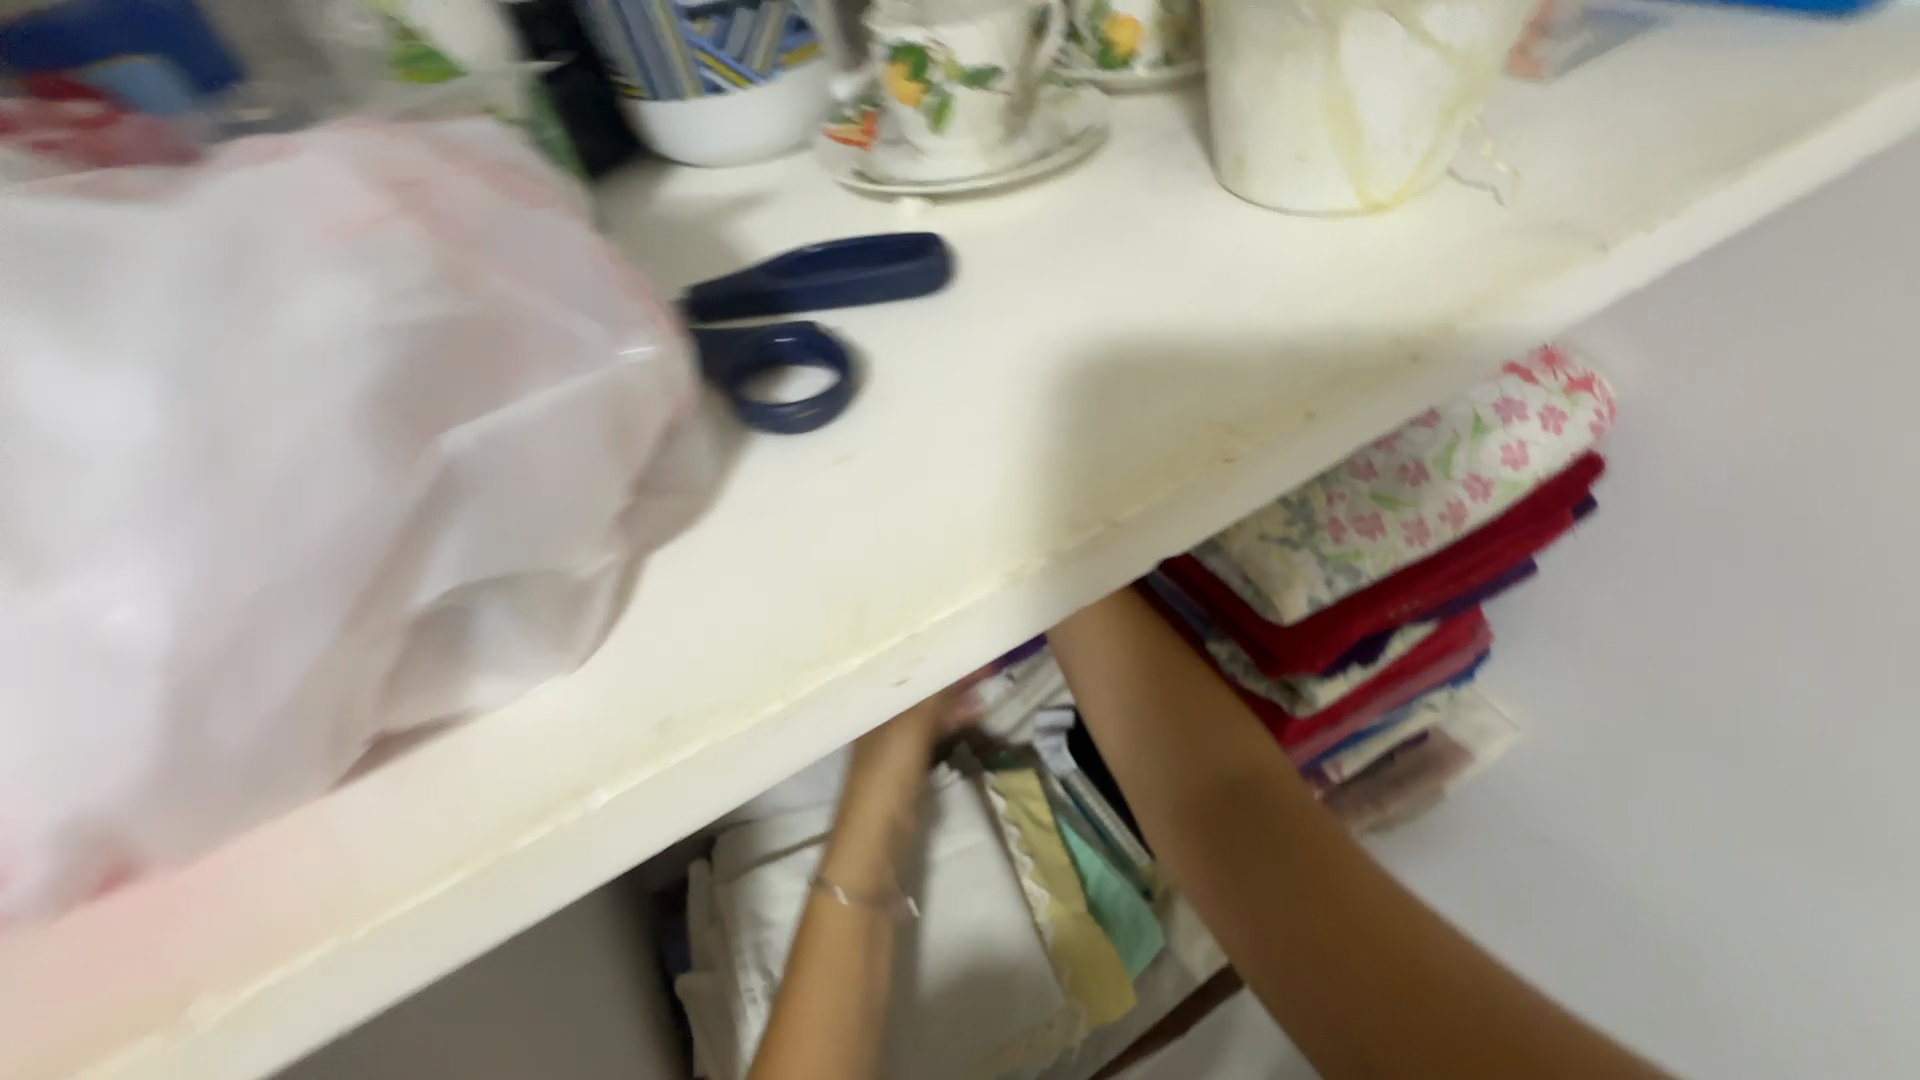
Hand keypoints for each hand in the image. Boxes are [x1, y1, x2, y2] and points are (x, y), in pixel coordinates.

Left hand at [824, 672, 989, 890]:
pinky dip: (952, 718)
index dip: (935, 653)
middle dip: (948, 671)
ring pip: (927, 706)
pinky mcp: (906, 764)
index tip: (966, 640)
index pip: (905, 667)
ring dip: (954, 694)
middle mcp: (879, 717)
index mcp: (872, 704)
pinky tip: (973, 713)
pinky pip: (932, 729)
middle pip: (917, 686)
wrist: (875, 843)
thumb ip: (934, 697)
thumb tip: (961, 663)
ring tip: (986, 681)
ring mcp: (892, 742)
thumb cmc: (886, 778)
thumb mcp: (911, 729)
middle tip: (984, 658)